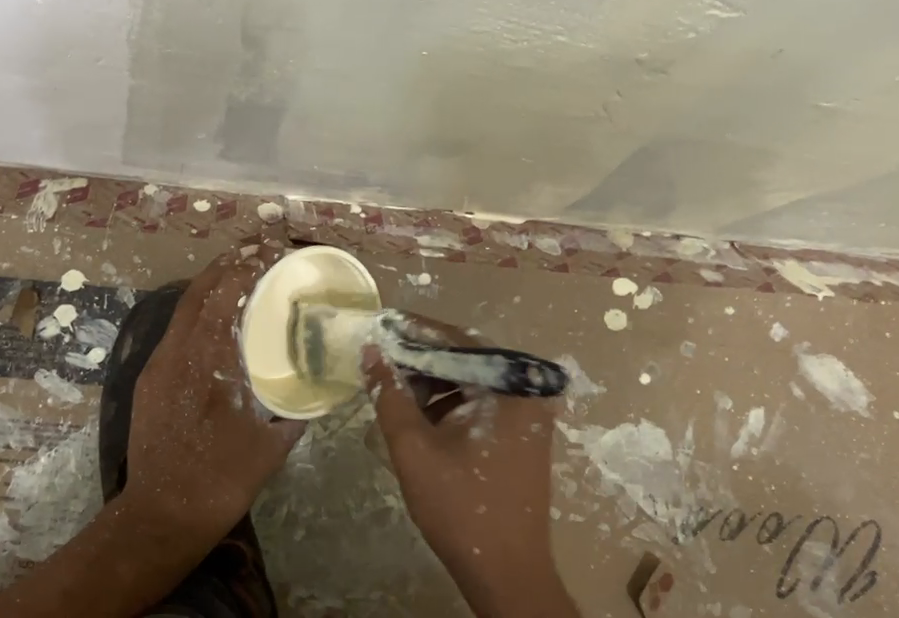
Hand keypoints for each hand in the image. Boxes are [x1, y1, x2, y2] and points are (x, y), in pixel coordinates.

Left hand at [121, 252, 306, 541]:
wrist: (163, 513)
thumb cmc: (221, 479)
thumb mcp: (270, 446)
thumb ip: (294, 412)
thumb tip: (318, 391)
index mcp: (210, 360)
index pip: (226, 294)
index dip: (247, 266)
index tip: (269, 250)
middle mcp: (179, 352)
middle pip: (199, 291)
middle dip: (226, 265)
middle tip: (253, 251)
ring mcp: (159, 364)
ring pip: (184, 310)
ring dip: (210, 288)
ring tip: (237, 277)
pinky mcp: (149, 379)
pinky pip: (176, 332)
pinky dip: (197, 315)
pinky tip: (214, 323)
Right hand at [365, 318, 575, 617]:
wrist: (506, 574)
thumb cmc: (460, 507)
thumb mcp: (413, 446)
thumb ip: (389, 393)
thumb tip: (371, 350)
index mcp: (511, 386)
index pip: (456, 338)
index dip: (414, 329)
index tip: (379, 323)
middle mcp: (526, 391)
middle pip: (464, 356)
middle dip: (419, 355)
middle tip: (380, 354)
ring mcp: (527, 414)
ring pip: (470, 378)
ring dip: (430, 379)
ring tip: (391, 384)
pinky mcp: (520, 434)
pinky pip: (479, 400)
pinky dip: (447, 400)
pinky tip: (415, 411)